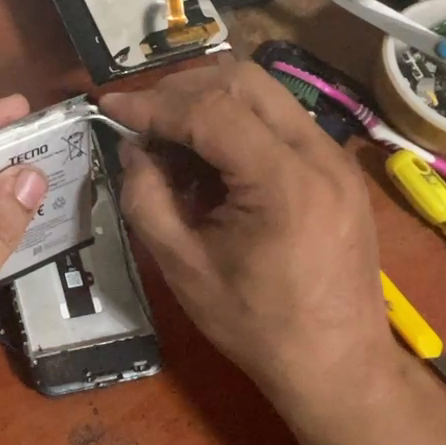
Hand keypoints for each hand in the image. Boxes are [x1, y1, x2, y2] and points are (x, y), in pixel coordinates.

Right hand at [101, 62, 395, 405]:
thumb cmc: (255, 325)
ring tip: (169, 138)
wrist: (337, 364)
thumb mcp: (182, 266)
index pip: (210, 110)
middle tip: (139, 118)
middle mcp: (319, 154)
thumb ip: (147, 198)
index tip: (108, 108)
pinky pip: (278, 120)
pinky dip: (235, 122)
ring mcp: (335, 157)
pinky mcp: (336, 168)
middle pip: (242, 80)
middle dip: (181, 89)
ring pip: (263, 92)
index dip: (152, 103)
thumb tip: (132, 148)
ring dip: (208, 101)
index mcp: (284, 183)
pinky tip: (208, 158)